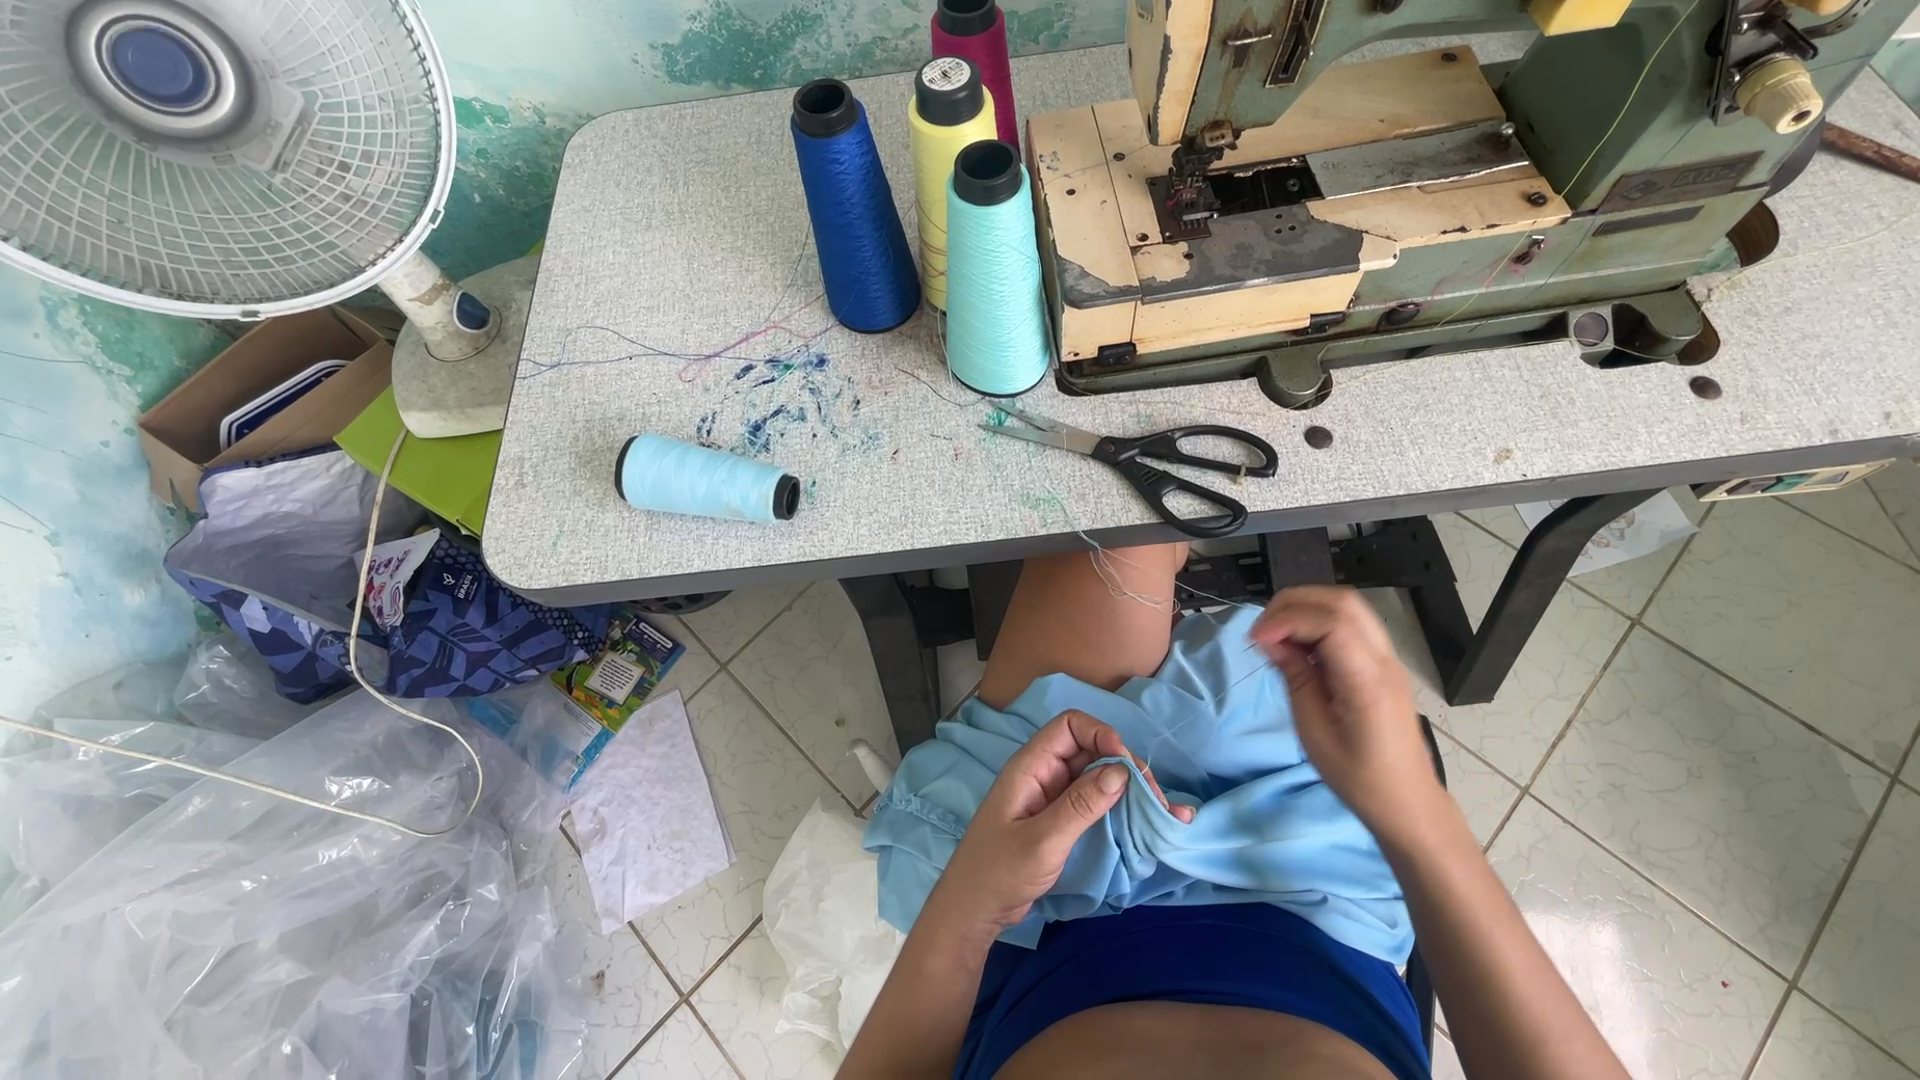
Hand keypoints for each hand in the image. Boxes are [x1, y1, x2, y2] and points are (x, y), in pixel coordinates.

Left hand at [923, 710, 1192, 936]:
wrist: (974, 910)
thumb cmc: (999, 872)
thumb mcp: (1041, 841)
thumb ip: (1079, 805)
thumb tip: (1120, 770)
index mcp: (1030, 767)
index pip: (1070, 726)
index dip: (1102, 735)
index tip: (1127, 766)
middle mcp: (1043, 774)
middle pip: (1090, 749)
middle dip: (1124, 764)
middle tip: (1154, 797)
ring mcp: (1052, 797)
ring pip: (1096, 775)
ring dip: (1128, 787)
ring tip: (1160, 809)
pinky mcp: (1061, 820)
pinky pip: (1094, 801)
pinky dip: (1120, 806)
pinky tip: (1146, 820)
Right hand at [1249, 587, 1445, 839]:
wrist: (1406, 800)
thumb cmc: (1357, 776)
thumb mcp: (1313, 731)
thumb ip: (1295, 677)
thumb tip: (1271, 641)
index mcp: (1368, 681)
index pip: (1330, 623)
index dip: (1287, 619)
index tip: (1256, 640)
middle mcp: (1384, 660)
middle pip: (1342, 601)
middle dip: (1293, 603)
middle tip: (1262, 630)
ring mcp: (1389, 658)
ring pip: (1348, 606)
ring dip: (1306, 608)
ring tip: (1276, 633)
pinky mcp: (1384, 663)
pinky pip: (1352, 623)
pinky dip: (1319, 620)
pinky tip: (1299, 644)